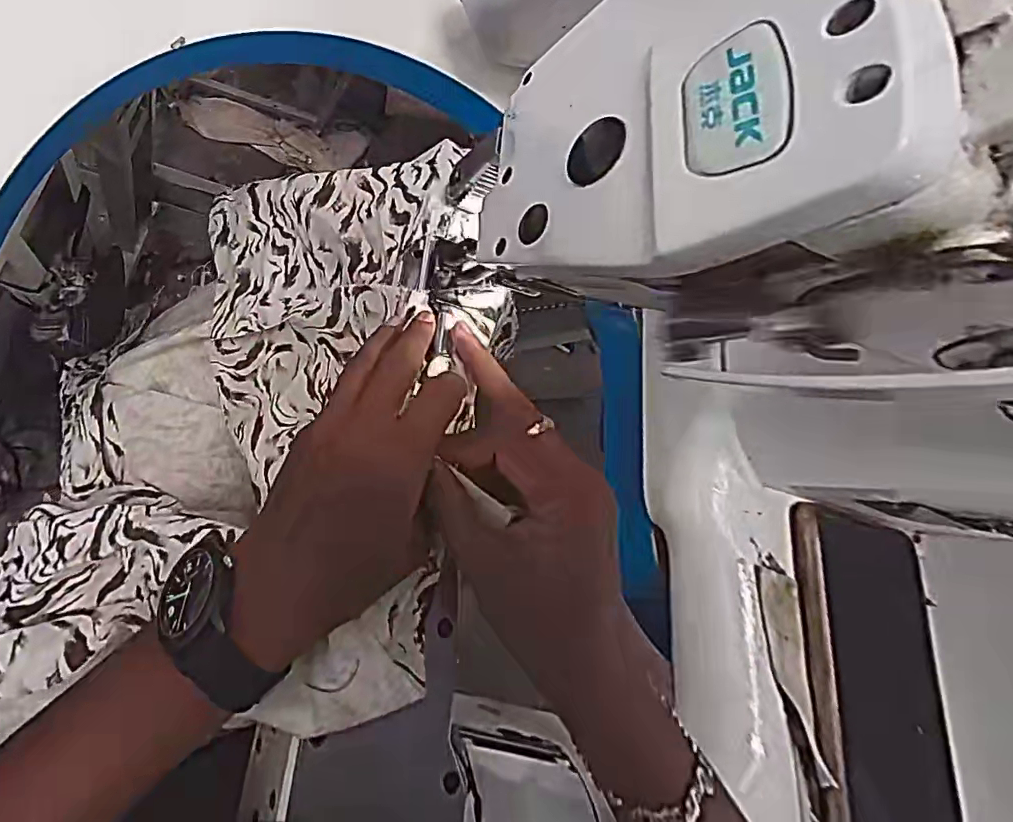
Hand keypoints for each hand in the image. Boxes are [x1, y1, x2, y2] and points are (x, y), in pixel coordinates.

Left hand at [228, 313, 466, 670]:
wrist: (281, 577)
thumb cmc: (350, 572)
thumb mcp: (412, 543)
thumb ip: (430, 495)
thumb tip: (437, 465)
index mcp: (400, 457)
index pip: (437, 398)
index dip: (454, 384)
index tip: (462, 380)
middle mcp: (366, 430)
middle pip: (396, 368)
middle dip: (416, 340)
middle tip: (428, 319)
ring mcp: (333, 426)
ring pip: (361, 369)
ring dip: (382, 342)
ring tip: (398, 323)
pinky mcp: (310, 432)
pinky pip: (341, 388)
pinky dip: (358, 368)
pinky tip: (367, 364)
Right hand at [429, 324, 713, 812]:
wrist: (590, 663)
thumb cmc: (540, 622)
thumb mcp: (484, 560)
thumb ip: (451, 501)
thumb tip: (422, 460)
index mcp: (564, 488)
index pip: (504, 435)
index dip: (458, 437)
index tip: (422, 445)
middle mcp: (580, 476)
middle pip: (519, 423)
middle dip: (479, 397)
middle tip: (450, 350)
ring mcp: (580, 486)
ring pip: (525, 438)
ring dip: (486, 425)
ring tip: (452, 393)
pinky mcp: (573, 499)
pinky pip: (530, 463)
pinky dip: (497, 456)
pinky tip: (468, 455)